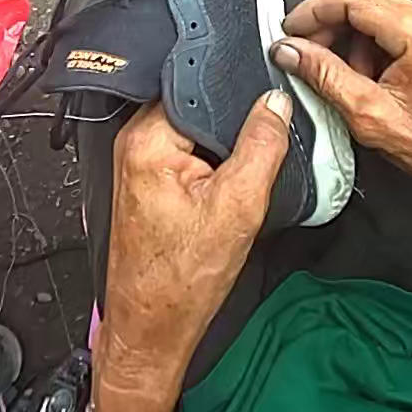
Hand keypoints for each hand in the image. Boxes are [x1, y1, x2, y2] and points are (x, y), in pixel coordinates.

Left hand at [84, 90, 290, 411]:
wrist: (153, 327)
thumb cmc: (182, 279)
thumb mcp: (238, 206)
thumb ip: (261, 145)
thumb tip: (276, 102)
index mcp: (148, 140)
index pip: (196, 83)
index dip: (234, 85)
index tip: (265, 89)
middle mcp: (135, 141)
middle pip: (193, 100)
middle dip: (230, 111)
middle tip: (262, 128)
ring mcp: (138, 159)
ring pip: (192, 124)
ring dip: (221, 135)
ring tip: (246, 155)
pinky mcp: (148, 175)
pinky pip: (185, 145)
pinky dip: (210, 152)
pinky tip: (228, 172)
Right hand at [272, 0, 411, 215]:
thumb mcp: (368, 114)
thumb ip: (324, 75)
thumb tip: (291, 51)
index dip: (313, 11)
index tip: (290, 29)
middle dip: (325, 24)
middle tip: (302, 50)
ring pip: (371, 12)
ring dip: (345, 37)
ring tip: (340, 75)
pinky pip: (387, 26)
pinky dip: (364, 46)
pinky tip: (361, 77)